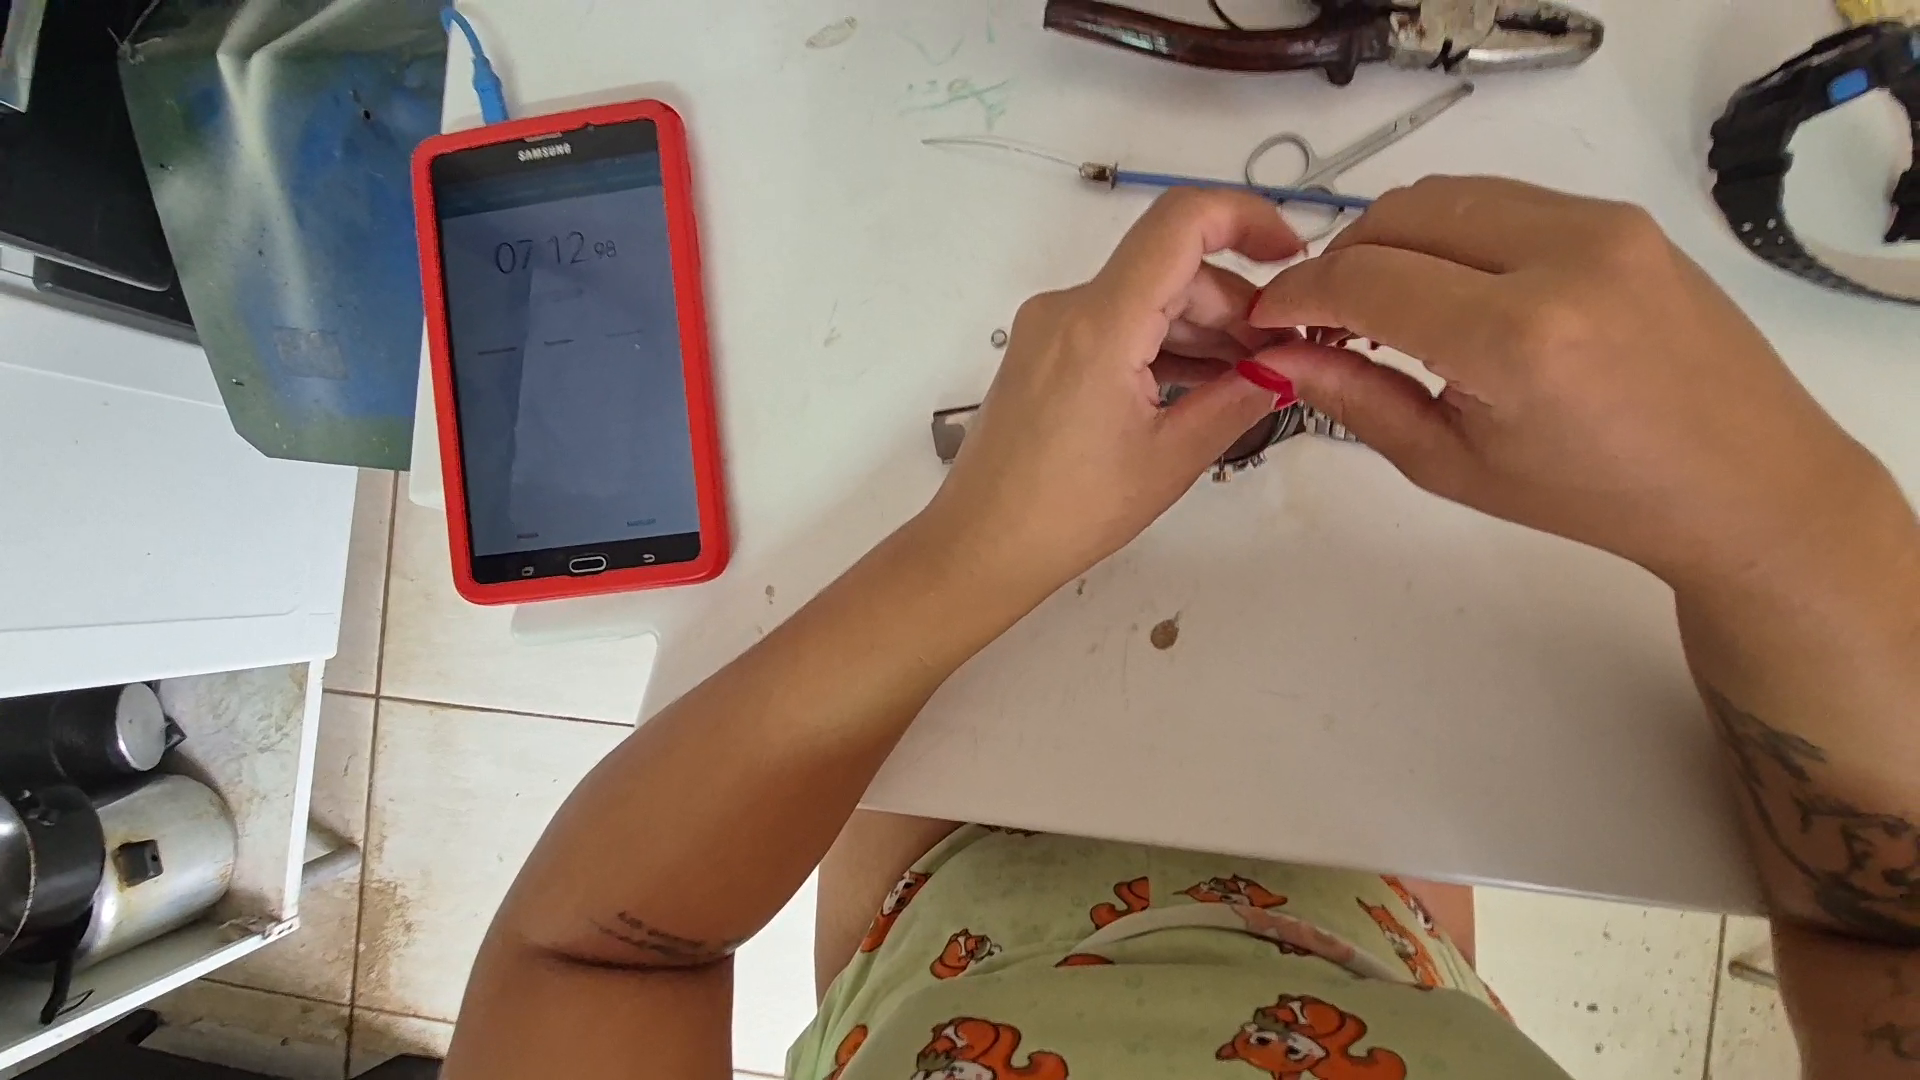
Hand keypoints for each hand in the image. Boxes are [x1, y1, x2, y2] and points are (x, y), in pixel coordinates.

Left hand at [920, 188, 1301, 598]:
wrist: (982, 543)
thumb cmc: (1069, 511)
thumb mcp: (1170, 458)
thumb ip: (1239, 399)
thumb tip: (1286, 366)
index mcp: (1098, 324)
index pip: (1180, 221)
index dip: (1247, 217)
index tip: (1290, 254)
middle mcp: (1065, 309)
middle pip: (1168, 270)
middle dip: (1232, 305)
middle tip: (1279, 356)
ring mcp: (1047, 330)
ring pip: (1142, 300)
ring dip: (1198, 330)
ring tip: (1246, 378)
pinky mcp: (1040, 354)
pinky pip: (1112, 328)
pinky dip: (1157, 346)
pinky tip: (1197, 382)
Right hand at [1246, 176, 1892, 588]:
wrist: (1739, 479)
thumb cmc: (1580, 495)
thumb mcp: (1443, 462)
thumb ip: (1352, 397)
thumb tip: (1277, 357)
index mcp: (1514, 338)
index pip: (1365, 280)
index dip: (1295, 295)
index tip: (1263, 321)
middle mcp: (1561, 256)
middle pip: (1396, 216)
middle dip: (1334, 263)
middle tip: (1315, 322)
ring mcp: (1601, 223)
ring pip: (1440, 196)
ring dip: (1383, 243)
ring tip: (1372, 308)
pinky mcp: (1619, 216)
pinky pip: (1492, 200)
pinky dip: (1437, 234)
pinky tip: (1434, 290)